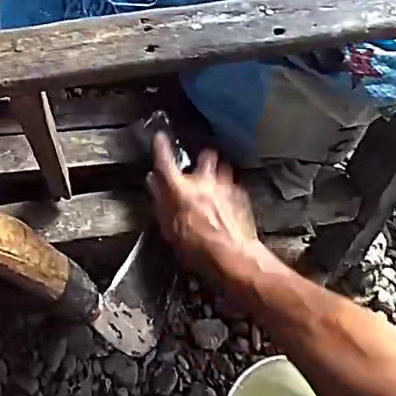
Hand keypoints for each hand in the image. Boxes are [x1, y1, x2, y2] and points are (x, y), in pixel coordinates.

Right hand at [147, 134, 278, 295]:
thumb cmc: (201, 249)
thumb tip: (154, 185)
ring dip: (217, 173)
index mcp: (181, 190)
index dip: (161, 147)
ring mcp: (225, 187)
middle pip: (204, 156)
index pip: (165, 161)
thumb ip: (160, 202)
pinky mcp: (241, 196)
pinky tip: (225, 203)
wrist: (234, 257)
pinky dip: (228, 190)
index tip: (160, 138)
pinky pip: (233, 184)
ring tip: (213, 185)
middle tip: (197, 169)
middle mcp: (204, 182)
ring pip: (222, 167)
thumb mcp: (170, 230)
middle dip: (201, 159)